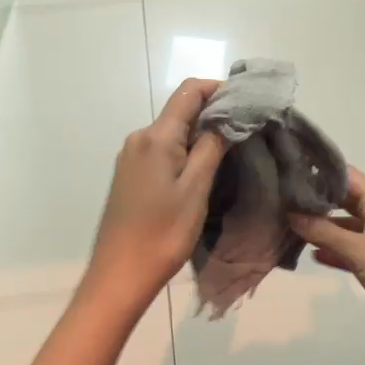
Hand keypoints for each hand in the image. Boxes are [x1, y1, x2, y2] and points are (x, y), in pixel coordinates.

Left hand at [85, 78, 227, 306]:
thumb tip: (225, 118)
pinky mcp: (129, 174)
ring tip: (228, 152)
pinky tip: (200, 171)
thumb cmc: (162, 233)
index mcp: (155, 137)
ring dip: (198, 134)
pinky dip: (183, 151)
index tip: (245, 101)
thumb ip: (210, 147)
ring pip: (171, 132)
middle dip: (212, 114)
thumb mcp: (195, 190)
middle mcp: (139, 138)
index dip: (217, 88)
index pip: (188, 91)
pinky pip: (161, 149)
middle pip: (180, 110)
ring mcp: (131, 156)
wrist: (119, 276)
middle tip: (244, 130)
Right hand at [289, 167, 364, 358]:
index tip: (291, 168)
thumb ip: (325, 232)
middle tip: (283, 199)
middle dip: (318, 199)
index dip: (322, 169)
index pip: (347, 175)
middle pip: (345, 200)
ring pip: (346, 228)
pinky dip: (334, 251)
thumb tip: (290, 212)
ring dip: (322, 227)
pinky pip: (351, 251)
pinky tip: (313, 255)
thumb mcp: (359, 251)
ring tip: (290, 226)